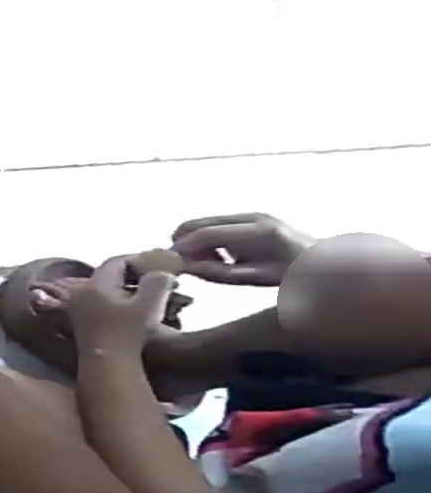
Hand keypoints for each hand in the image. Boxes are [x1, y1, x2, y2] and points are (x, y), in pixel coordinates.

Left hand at [67, 256, 174, 360]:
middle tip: (157, 275)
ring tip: (151, 290)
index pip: (115, 262)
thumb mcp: (149, 303)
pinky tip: (134, 304)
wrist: (106, 358)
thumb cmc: (128, 330)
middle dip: (133, 272)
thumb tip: (159, 271)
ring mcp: (76, 304)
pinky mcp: (78, 317)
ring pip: (103, 286)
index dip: (138, 259)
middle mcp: (79, 292)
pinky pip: (98, 298)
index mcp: (94, 285)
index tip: (159, 261)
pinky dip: (116, 296)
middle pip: (107, 273)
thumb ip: (157, 281)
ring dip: (125, 285)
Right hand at [171, 213, 313, 285]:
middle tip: (190, 262)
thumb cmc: (287, 274)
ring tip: (210, 260)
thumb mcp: (248, 278)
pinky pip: (210, 225)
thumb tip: (181, 265)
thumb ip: (212, 271)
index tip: (169, 264)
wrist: (324, 262)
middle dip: (183, 244)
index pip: (203, 234)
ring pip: (198, 224)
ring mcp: (251, 215)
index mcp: (257, 233)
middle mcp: (252, 218)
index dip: (181, 249)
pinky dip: (205, 239)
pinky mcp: (248, 217)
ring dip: (194, 242)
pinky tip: (221, 253)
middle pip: (194, 224)